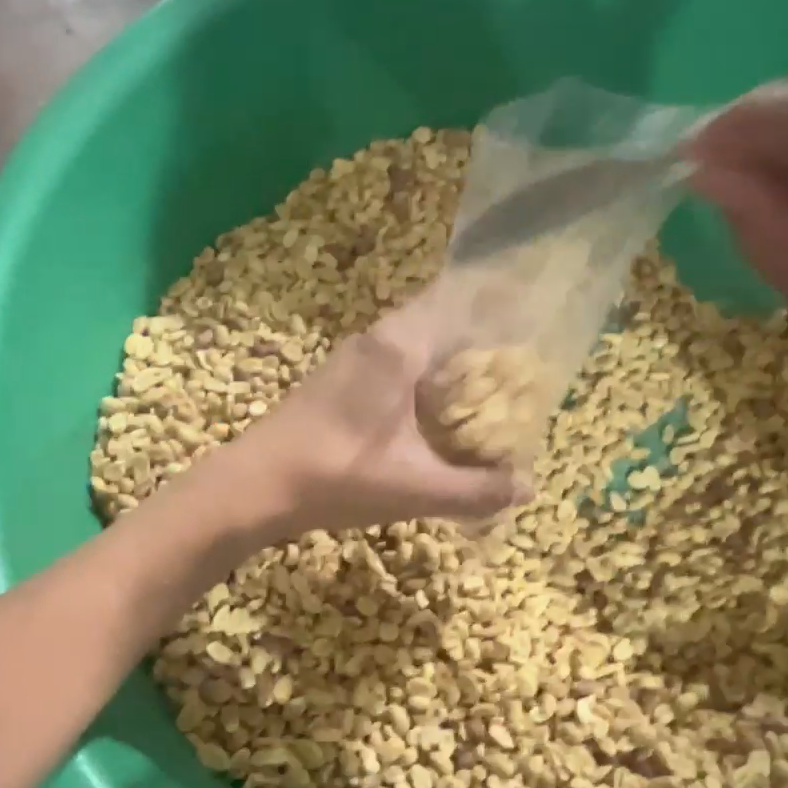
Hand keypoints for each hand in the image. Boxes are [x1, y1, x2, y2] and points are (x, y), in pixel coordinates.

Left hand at [217, 288, 530, 538]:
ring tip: (485, 386)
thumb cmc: (336, 477)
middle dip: (481, 336)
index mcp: (399, 347)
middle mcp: (376, 339)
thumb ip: (476, 489)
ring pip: (414, 342)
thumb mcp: (414, 488)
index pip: (460, 298)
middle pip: (441, 318)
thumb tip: (528, 487)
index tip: (535, 307)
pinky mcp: (336, 380)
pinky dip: (422, 377)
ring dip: (448, 359)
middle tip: (520, 362)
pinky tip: (432, 412)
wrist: (253, 486)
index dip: (500, 299)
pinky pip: (393, 363)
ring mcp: (351, 358)